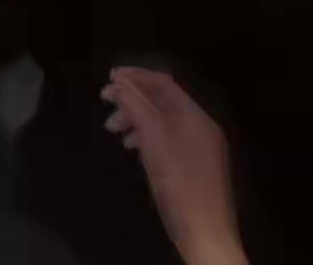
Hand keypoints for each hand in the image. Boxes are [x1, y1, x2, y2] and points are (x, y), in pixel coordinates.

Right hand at [104, 68, 246, 264]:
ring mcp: (198, 147)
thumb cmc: (179, 184)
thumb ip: (135, 105)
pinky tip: (131, 145)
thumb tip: (119, 84)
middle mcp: (199, 126)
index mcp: (195, 116)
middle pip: (160, 100)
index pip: (162, 82)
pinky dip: (145, 136)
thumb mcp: (153, 138)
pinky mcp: (192, 165)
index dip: (134, 75)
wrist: (206, 238)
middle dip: (131, 99)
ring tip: (112, 127)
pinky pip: (165, 138)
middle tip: (106, 101)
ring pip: (160, 120)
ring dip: (135, 118)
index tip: (110, 76)